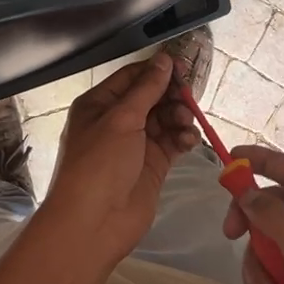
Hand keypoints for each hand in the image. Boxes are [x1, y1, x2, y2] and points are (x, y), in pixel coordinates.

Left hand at [44, 52, 199, 258]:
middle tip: (190, 94)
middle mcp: (117, 120)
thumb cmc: (99, 163)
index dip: (156, 70)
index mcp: (100, 103)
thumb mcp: (121, 119)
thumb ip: (147, 89)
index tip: (183, 66)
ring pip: (164, 118)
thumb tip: (164, 59)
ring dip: (178, 115)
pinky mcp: (152, 164)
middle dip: (171, 93)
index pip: (132, 77)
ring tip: (186, 122)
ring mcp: (135, 143)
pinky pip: (172, 142)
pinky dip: (182, 137)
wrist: (93, 224)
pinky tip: (189, 139)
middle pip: (151, 96)